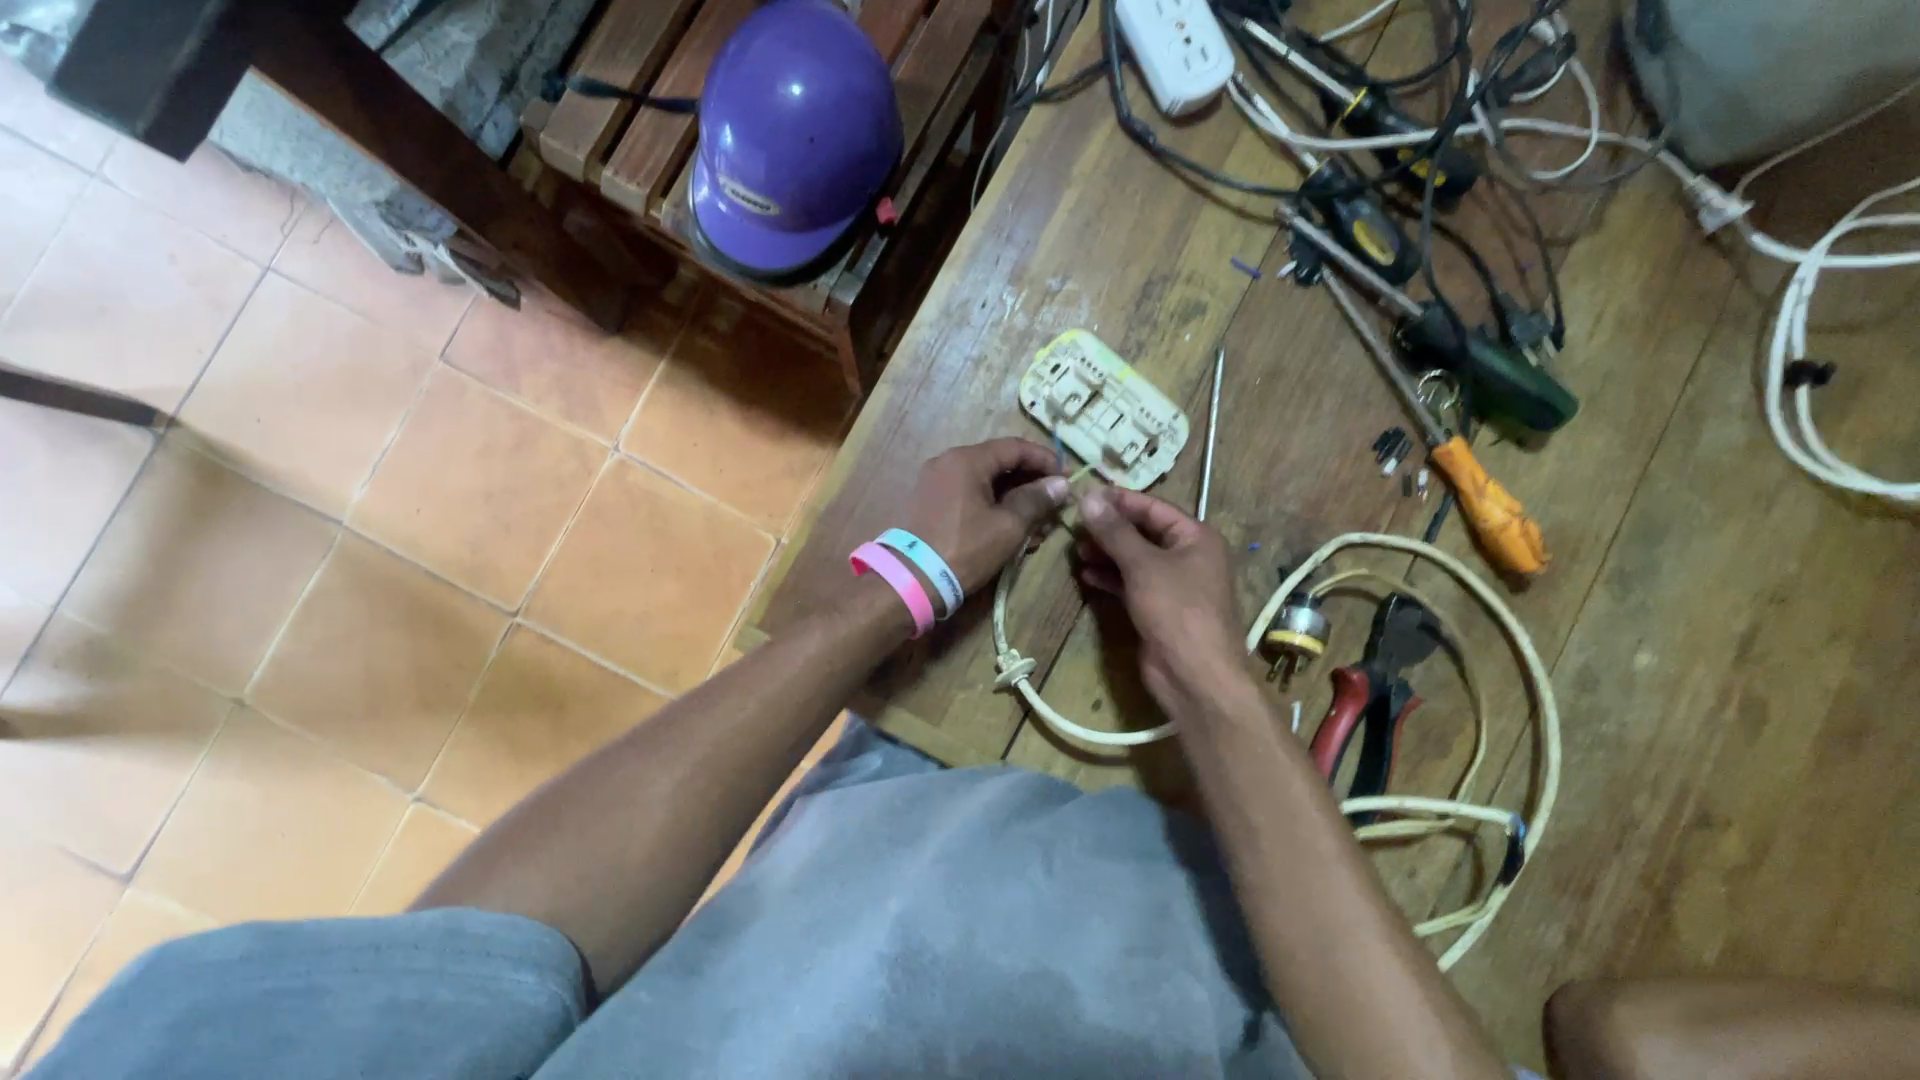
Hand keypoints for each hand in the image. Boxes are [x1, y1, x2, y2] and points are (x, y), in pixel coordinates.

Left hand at [907, 438, 1069, 598]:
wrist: (911, 581)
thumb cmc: (964, 548)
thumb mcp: (1008, 526)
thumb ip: (1036, 500)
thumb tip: (1061, 484)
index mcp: (966, 460)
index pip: (1015, 447)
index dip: (1045, 460)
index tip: (1067, 478)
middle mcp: (947, 463)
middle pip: (999, 465)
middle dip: (1031, 485)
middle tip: (1055, 506)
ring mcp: (934, 484)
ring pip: (985, 484)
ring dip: (1014, 501)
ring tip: (1038, 527)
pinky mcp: (929, 505)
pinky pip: (968, 498)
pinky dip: (992, 509)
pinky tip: (1011, 532)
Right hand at [1074, 488, 1241, 709]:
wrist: (1195, 675)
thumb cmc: (1176, 610)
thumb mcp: (1143, 565)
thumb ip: (1114, 532)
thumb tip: (1088, 497)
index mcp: (1196, 537)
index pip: (1153, 508)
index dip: (1120, 501)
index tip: (1085, 496)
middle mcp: (1188, 556)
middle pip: (1143, 533)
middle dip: (1110, 530)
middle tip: (1075, 526)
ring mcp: (1175, 585)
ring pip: (1136, 560)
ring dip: (1107, 554)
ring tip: (1076, 551)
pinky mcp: (1160, 609)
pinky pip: (1133, 584)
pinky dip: (1111, 578)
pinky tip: (1087, 575)